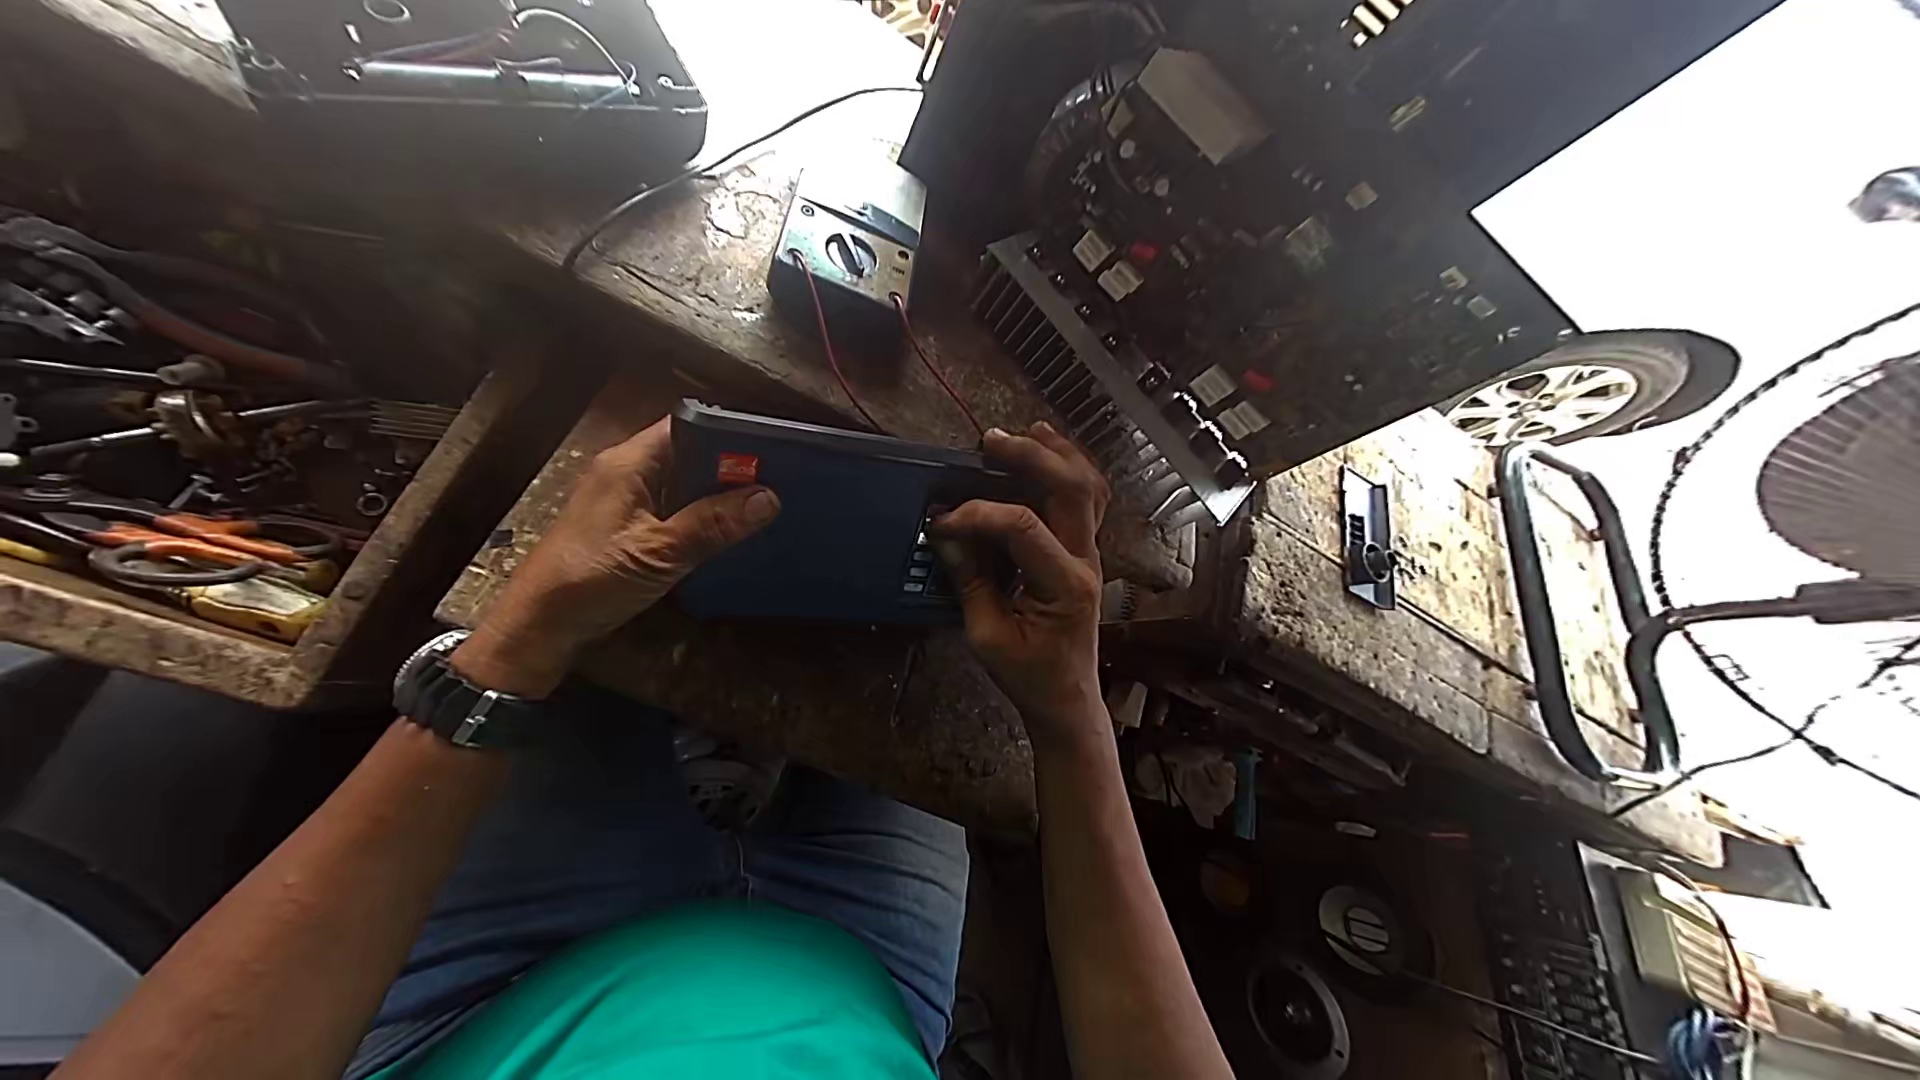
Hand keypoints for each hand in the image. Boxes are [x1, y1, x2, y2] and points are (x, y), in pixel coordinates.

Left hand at [451, 416, 779, 697]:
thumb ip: (712, 523)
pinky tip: (732, 530)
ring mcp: (629, 501)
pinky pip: (678, 509)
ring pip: (686, 484)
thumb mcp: (658, 552)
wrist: (540, 627)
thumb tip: (768, 498)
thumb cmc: (590, 579)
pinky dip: (705, 515)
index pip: (685, 426)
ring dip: (720, 493)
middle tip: (778, 477)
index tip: (768, 447)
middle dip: (732, 465)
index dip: (727, 432)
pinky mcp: (632, 527)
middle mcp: (628, 473)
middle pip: (690, 454)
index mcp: (628, 464)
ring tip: (766, 501)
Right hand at [933, 422, 1110, 751]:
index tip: (941, 522)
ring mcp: (1091, 555)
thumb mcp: (987, 636)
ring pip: (1089, 488)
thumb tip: (945, 532)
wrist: (1067, 698)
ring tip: (1027, 432)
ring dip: (1058, 455)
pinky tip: (1049, 454)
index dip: (977, 515)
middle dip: (1031, 457)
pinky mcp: (1084, 553)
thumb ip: (970, 580)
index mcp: (1064, 586)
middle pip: (1071, 490)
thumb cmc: (1030, 676)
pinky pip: (1087, 502)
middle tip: (990, 441)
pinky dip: (1069, 471)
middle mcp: (1087, 562)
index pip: (1023, 528)